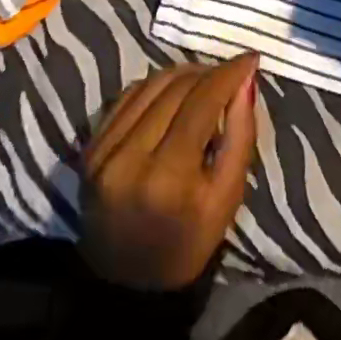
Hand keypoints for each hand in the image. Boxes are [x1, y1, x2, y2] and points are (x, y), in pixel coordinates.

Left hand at [78, 54, 259, 289]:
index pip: (202, 102)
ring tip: (206, 80)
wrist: (129, 281)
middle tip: (232, 73)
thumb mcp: (229, 194)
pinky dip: (156, 86)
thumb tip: (246, 81)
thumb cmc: (190, 239)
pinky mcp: (89, 149)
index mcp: (168, 175)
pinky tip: (174, 92)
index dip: (229, 73)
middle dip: (210, 72)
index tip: (251, 58)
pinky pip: (127, 97)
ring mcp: (103, 152)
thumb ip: (241, 133)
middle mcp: (129, 156)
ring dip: (184, 74)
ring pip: (149, 85)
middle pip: (176, 88)